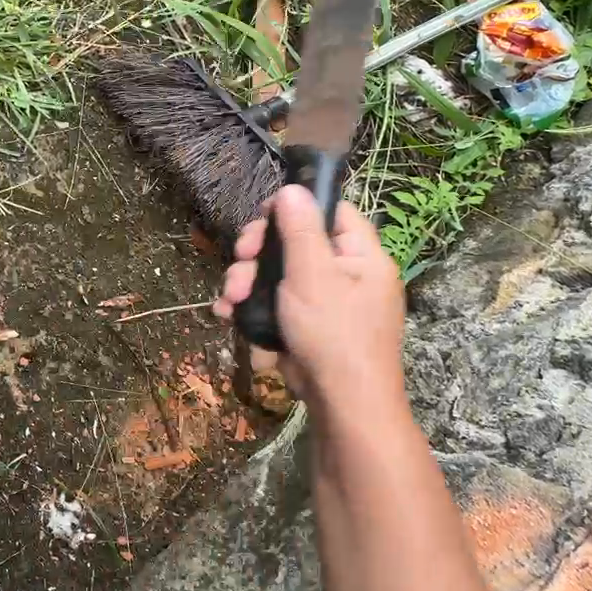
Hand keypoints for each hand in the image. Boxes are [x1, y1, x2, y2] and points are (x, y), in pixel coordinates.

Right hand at [214, 185, 405, 414]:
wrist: (342, 401)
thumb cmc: (333, 332)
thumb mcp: (312, 274)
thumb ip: (300, 230)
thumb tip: (294, 188)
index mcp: (362, 258)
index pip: (334, 212)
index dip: (297, 206)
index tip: (263, 215)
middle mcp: (346, 275)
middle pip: (295, 241)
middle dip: (257, 250)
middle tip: (240, 257)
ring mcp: (324, 301)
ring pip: (275, 272)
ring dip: (244, 280)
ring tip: (230, 298)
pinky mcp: (304, 322)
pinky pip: (273, 300)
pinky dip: (250, 304)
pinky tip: (229, 313)